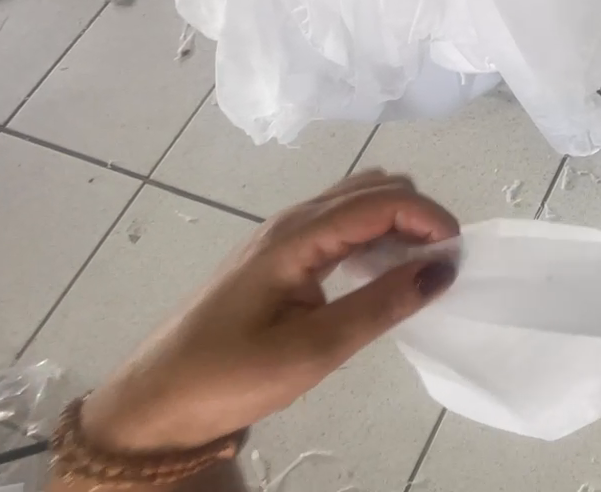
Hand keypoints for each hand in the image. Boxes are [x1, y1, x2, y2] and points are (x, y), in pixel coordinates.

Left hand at [78, 171, 459, 452]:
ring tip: (414, 265)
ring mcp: (284, 234)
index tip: (455, 255)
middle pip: (378, 187)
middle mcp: (292, 221)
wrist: (146, 414)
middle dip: (420, 215)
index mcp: (297, 237)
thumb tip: (444, 268)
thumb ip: (383, 304)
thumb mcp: (314, 351)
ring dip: (400, 219)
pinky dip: (378, 230)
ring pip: (362, 198)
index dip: (431, 217)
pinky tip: (379, 268)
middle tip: (437, 263)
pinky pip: (346, 218)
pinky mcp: (281, 251)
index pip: (385, 200)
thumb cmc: (227, 380)